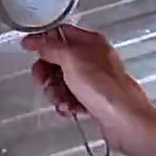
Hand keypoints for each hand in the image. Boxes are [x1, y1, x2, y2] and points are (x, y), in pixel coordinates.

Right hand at [21, 26, 155, 155]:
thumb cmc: (100, 85)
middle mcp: (92, 57)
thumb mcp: (70, 60)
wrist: (127, 122)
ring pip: (62, 80)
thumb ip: (49, 47)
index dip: (43, 41)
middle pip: (58, 59)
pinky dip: (66, 102)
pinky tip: (69, 110)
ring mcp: (94, 79)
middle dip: (47, 72)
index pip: (59, 33)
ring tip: (61, 101)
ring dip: (55, 91)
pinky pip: (71, 96)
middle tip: (42, 82)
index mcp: (90, 41)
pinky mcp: (94, 99)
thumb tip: (31, 39)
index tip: (28, 51)